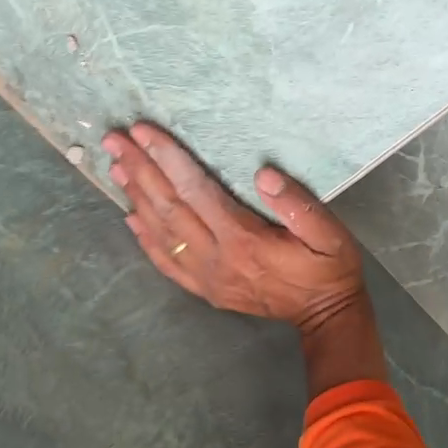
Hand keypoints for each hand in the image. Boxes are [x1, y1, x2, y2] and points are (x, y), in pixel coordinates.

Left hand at [102, 122, 366, 334]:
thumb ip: (299, 206)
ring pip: (162, 233)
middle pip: (169, 208)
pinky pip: (167, 263)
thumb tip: (264, 175)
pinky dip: (146, 239)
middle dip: (141, 170)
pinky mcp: (207, 290)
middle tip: (115, 140)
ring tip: (116, 167)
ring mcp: (208, 278)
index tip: (143, 132)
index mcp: (244, 240)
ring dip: (137, 198)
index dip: (168, 158)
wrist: (327, 315)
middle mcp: (217, 259)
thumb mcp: (331, 234)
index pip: (196, 191)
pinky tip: (132, 218)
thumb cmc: (330, 269)